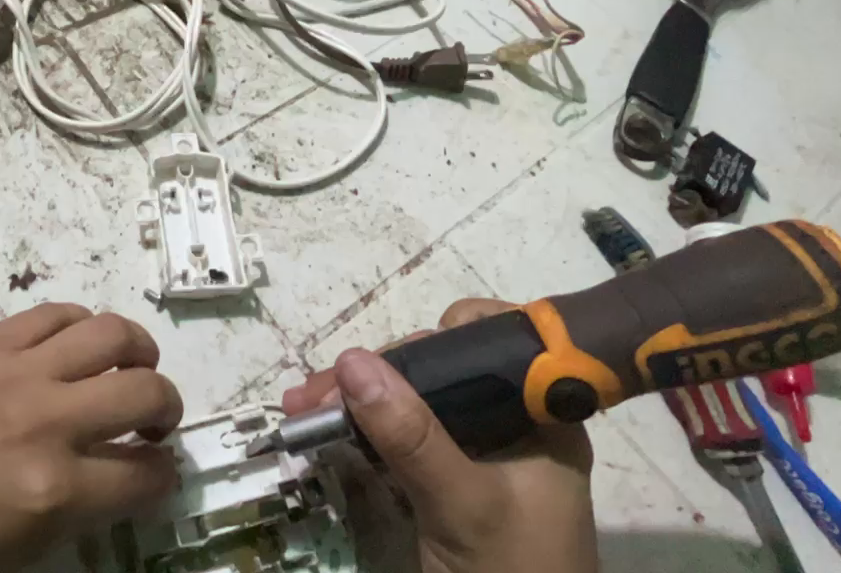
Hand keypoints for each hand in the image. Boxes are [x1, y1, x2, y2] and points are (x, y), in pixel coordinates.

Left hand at [0, 303, 183, 572]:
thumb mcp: (19, 551)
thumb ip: (79, 508)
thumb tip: (122, 476)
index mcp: (54, 490)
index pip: (146, 475)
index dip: (164, 476)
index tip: (160, 470)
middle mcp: (47, 420)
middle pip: (144, 391)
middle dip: (167, 407)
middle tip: (157, 419)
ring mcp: (16, 371)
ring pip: (109, 333)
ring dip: (138, 350)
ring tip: (134, 366)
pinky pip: (53, 313)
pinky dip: (80, 323)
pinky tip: (79, 343)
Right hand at [284, 298, 597, 572]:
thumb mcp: (463, 507)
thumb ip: (412, 436)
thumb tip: (351, 359)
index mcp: (539, 417)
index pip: (498, 342)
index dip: (446, 333)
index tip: (394, 353)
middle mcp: (509, 422)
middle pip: (440, 367)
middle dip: (377, 371)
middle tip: (318, 392)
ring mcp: (475, 448)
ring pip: (412, 397)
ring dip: (356, 396)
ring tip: (302, 405)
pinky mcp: (444, 474)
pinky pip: (399, 431)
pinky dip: (359, 426)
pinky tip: (323, 427)